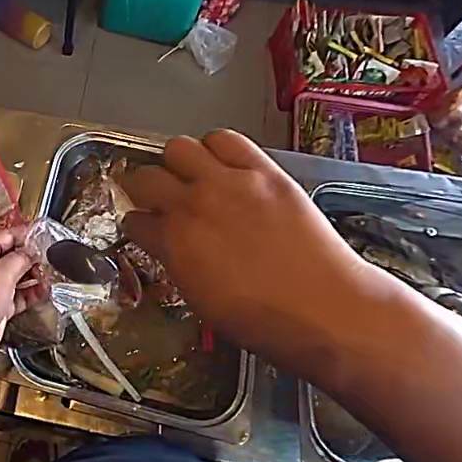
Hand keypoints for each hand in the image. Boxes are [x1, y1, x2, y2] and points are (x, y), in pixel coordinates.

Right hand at [120, 131, 407, 384]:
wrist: (326, 310)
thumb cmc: (263, 321)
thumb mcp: (201, 300)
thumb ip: (178, 262)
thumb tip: (170, 245)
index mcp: (173, 243)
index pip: (134, 221)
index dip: (137, 225)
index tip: (143, 227)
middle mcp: (193, 205)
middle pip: (146, 175)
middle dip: (145, 187)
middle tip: (157, 196)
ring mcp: (229, 182)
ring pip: (180, 147)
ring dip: (179, 162)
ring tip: (192, 174)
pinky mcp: (264, 170)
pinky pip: (227, 139)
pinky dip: (217, 147)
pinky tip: (225, 163)